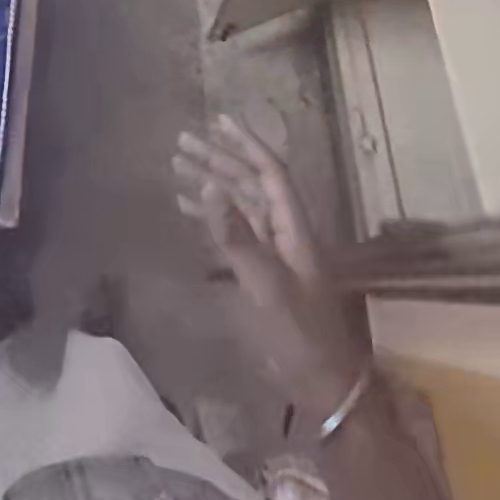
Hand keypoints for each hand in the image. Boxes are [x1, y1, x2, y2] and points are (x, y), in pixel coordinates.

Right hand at [174, 116, 369, 423]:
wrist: (321, 378)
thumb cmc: (300, 333)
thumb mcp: (266, 284)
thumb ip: (236, 237)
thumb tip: (210, 186)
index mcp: (294, 227)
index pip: (270, 172)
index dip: (247, 144)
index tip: (219, 121)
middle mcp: (284, 230)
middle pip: (250, 183)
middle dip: (218, 160)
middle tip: (182, 143)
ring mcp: (273, 251)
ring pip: (239, 206)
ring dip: (211, 184)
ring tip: (177, 167)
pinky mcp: (261, 271)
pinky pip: (234, 233)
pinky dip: (211, 218)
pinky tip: (188, 208)